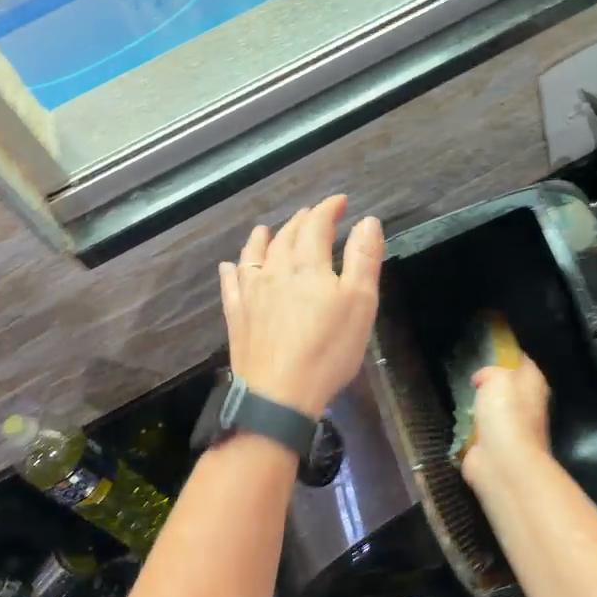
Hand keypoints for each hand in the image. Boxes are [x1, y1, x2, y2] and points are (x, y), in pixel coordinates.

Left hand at [218, 195, 383, 416]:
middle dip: (301, 222)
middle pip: (286, 237)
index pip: (317, 225)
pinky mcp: (237, 317)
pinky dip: (233, 270)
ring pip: (254, 256)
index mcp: (308, 265)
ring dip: (263, 239)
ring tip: (266, 229)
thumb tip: (366, 221)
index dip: (329, 209)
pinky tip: (230, 267)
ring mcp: (251, 294)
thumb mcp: (360, 303)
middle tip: (313, 215)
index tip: (341, 202)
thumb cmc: (328, 350)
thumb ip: (363, 259)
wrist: (279, 394)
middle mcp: (275, 271)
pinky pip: (232, 285)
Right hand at [459, 357, 553, 498]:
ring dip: (479, 405)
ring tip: (459, 395)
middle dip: (490, 381)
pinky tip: (458, 420)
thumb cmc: (505, 413)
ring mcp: (512, 428)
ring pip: (494, 408)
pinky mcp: (496, 446)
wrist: (503, 461)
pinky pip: (481, 429)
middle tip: (467, 373)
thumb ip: (490, 371)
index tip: (485, 350)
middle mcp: (527, 404)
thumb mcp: (497, 377)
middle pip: (508, 385)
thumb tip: (482, 379)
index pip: (522, 361)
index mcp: (534, 383)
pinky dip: (470, 427)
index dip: (506, 354)